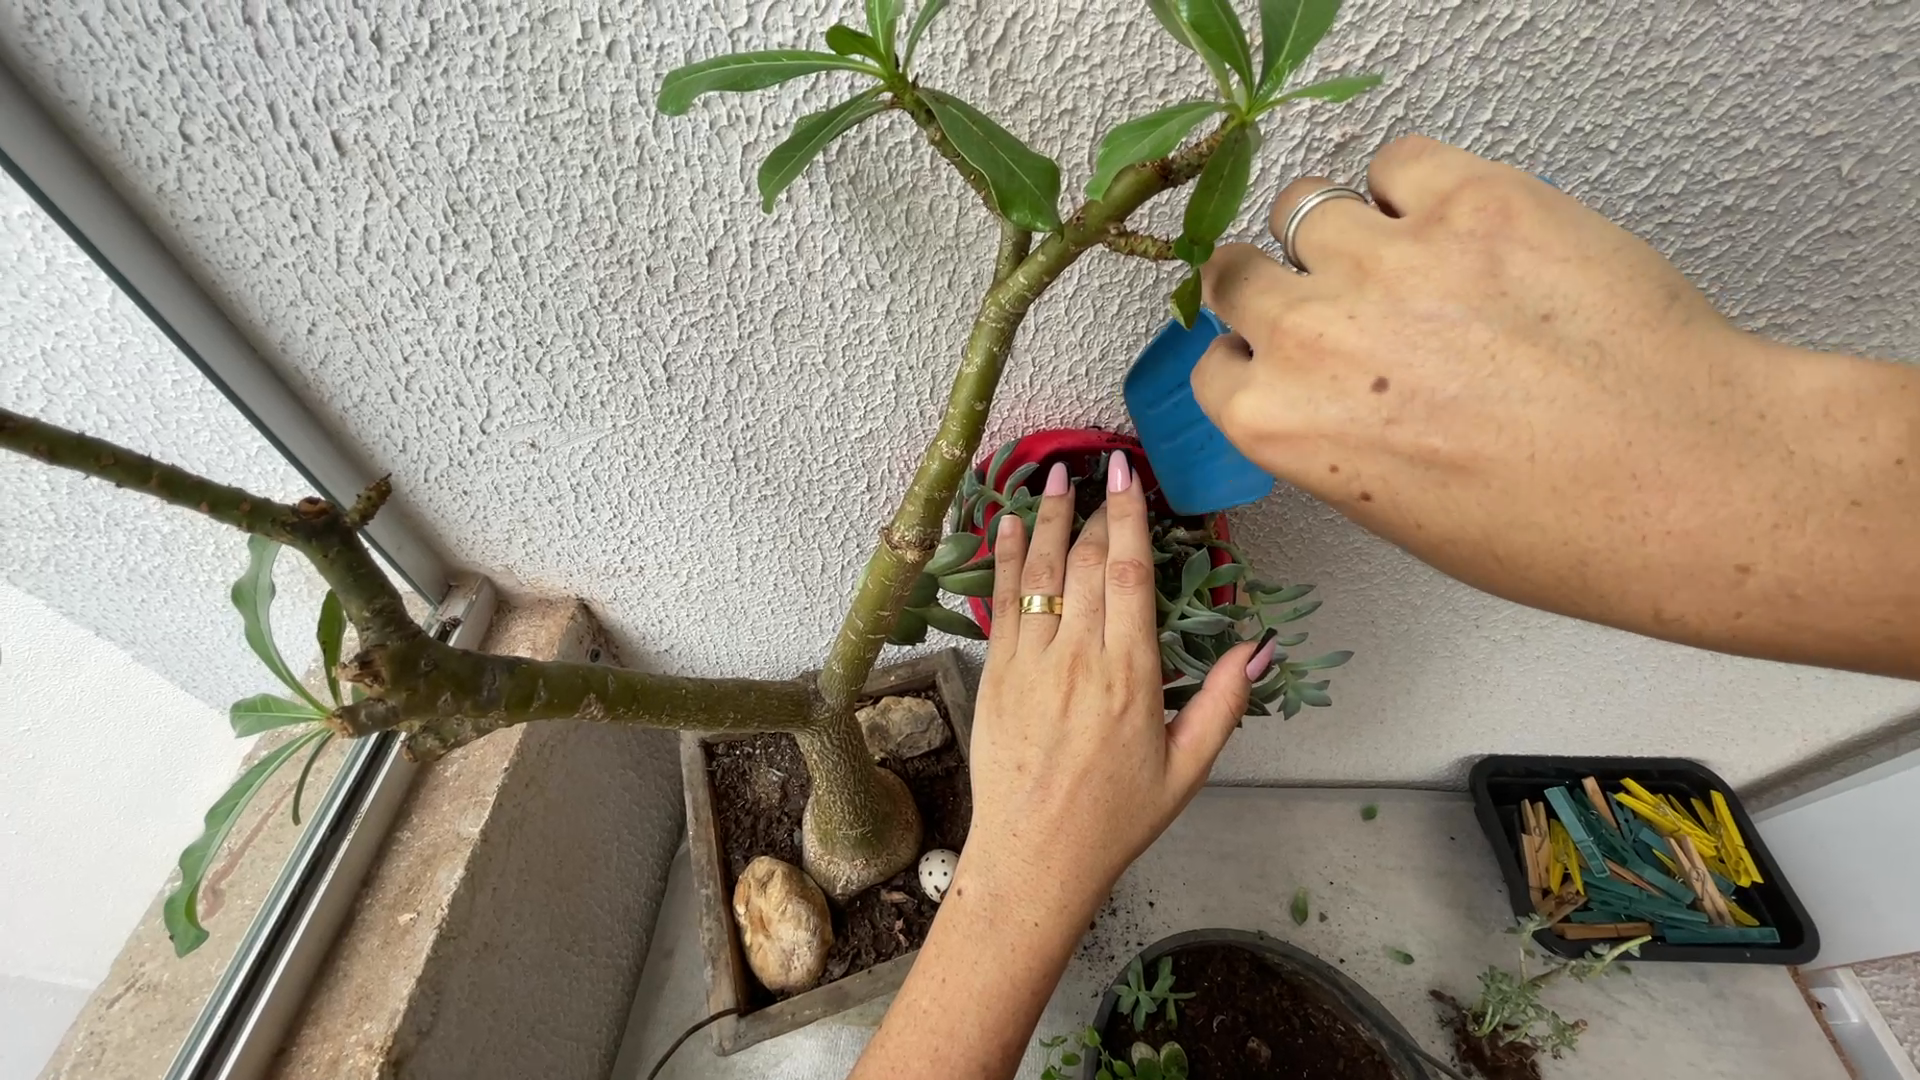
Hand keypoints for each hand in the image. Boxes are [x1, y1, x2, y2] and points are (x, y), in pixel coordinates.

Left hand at [957, 451, 1265, 914]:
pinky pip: (1002, 602)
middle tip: (1104, 470)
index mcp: (1131, 675)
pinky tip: (1010, 524)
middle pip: (1090, 563)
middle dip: (1100, 511)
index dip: (1132, 517)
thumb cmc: (1115, 817)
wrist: (1035, 855)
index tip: (1130, 474)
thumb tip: (1256, 647)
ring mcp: (1031, 661)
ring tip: (1056, 475)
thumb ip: (1222, 704)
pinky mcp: (996, 671)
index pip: (1133, 575)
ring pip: (1042, 572)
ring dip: (1050, 518)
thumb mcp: (1186, 769)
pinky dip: (1005, 558)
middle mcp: (1079, 657)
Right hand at [1191, 136, 1919, 675]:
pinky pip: (1396, 160)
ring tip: (1386, 253)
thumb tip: (1319, 382)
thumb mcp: (1375, 501)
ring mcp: (1380, 262)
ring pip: (1303, 206)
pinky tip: (1440, 219)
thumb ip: (1318, 430)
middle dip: (1265, 285)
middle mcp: (1305, 336)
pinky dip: (1408, 183)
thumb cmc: (1530, 522)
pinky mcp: (1469, 201)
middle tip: (1316, 294)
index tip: (1271, 349)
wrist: (1673, 479)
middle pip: (1233, 274)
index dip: (1246, 355)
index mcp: (1271, 421)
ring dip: (1331, 230)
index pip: (1213, 362)